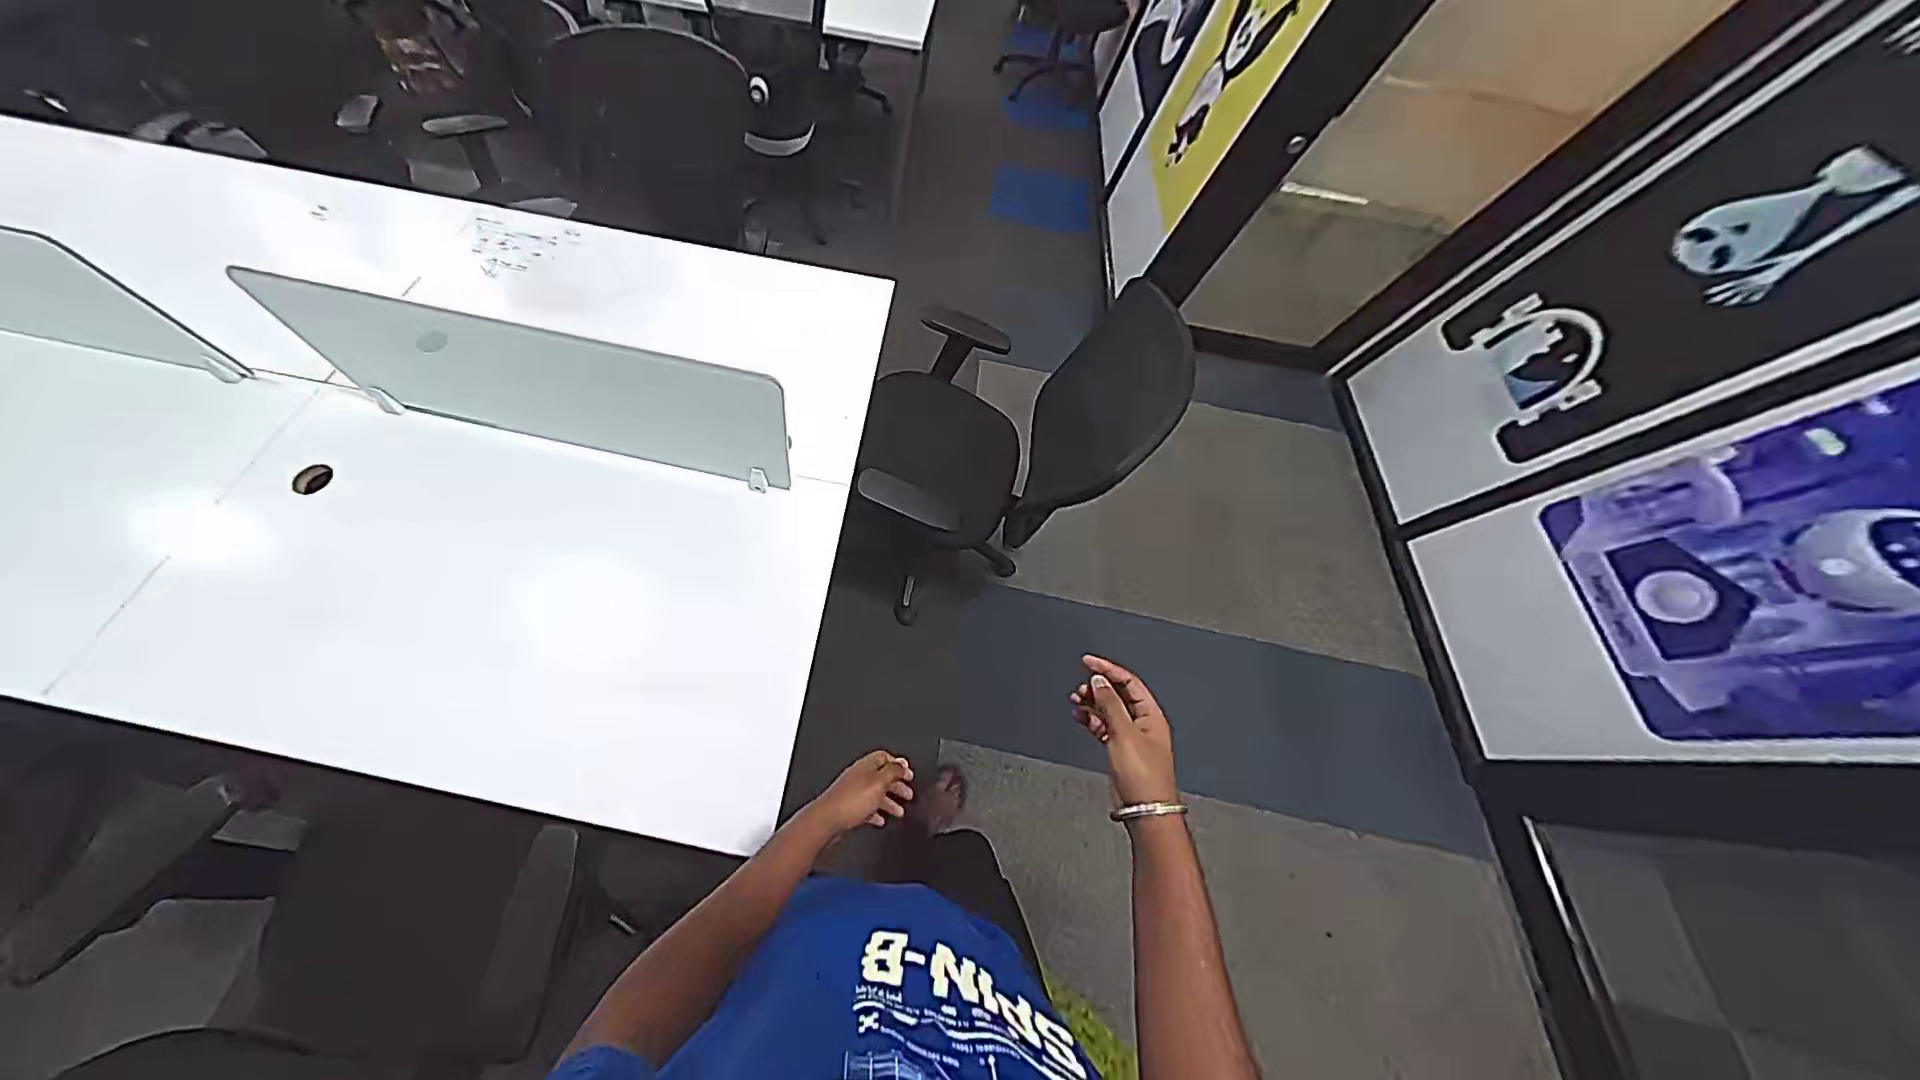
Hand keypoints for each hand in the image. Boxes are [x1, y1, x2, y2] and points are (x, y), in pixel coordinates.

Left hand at [802, 750, 914, 834]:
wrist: (827, 820)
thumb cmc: (851, 801)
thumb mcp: (880, 782)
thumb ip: (893, 771)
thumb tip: (902, 764)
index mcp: (866, 765)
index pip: (885, 757)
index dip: (898, 765)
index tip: (908, 774)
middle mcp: (858, 776)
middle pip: (881, 776)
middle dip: (896, 785)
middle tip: (907, 793)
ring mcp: (852, 791)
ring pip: (875, 793)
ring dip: (888, 801)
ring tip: (899, 811)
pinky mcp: (847, 807)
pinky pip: (865, 807)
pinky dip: (875, 812)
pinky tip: (880, 819)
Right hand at [1069, 655, 1177, 804]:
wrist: (1145, 809)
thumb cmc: (1144, 776)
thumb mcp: (1124, 733)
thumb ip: (1110, 704)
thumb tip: (1099, 681)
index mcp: (1151, 714)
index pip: (1128, 681)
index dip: (1107, 669)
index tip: (1088, 661)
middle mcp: (1142, 722)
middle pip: (1118, 694)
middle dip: (1098, 687)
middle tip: (1081, 687)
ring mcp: (1131, 735)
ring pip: (1108, 709)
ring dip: (1092, 703)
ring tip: (1076, 700)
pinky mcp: (1120, 748)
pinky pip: (1104, 725)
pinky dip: (1091, 719)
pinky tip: (1080, 716)